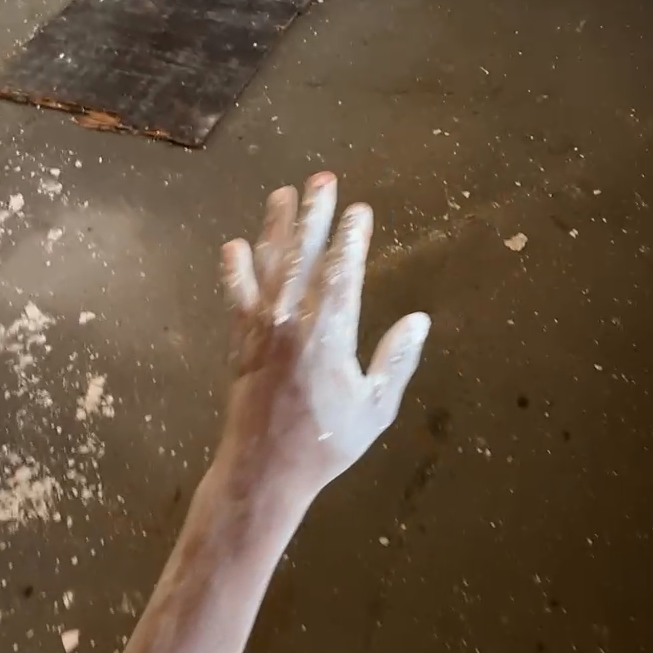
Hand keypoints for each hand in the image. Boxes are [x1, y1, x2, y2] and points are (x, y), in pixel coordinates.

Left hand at [217, 173, 431, 502]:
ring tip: (282, 194)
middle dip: (314, 215)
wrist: (263, 472)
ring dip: (276, 227)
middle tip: (322, 180)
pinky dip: (235, 270)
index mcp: (330, 334)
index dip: (351, 237)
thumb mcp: (376, 409)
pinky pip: (236, 296)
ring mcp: (262, 328)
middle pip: (304, 256)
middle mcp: (292, 321)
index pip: (343, 272)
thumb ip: (396, 361)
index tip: (359, 209)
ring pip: (268, 266)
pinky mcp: (241, 341)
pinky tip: (233, 246)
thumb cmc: (326, 442)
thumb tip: (419, 320)